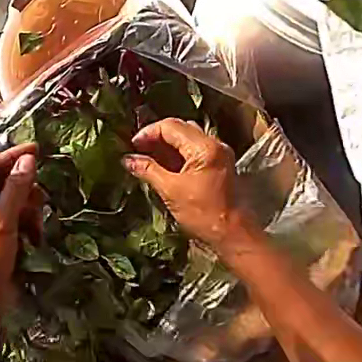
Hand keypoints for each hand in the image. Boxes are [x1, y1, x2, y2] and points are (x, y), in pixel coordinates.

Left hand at [0, 142, 40, 324]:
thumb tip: (27, 160)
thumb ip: (15, 190)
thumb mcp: (1, 222)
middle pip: (3, 183)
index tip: (35, 149)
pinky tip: (34, 234)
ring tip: (34, 225)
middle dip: (23, 191)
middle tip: (36, 204)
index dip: (11, 158)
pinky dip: (27, 222)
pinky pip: (16, 217)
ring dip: (28, 209)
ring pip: (13, 200)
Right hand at [122, 119, 258, 249]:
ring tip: (147, 156)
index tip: (132, 146)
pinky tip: (162, 164)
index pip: (170, 127)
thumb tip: (127, 159)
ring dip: (165, 144)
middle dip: (155, 136)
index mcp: (204, 148)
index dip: (147, 133)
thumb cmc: (202, 213)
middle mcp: (214, 145)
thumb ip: (148, 170)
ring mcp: (218, 154)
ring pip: (186, 137)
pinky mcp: (218, 164)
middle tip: (137, 149)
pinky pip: (193, 149)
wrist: (233, 235)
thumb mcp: (170, 190)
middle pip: (179, 128)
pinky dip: (176, 153)